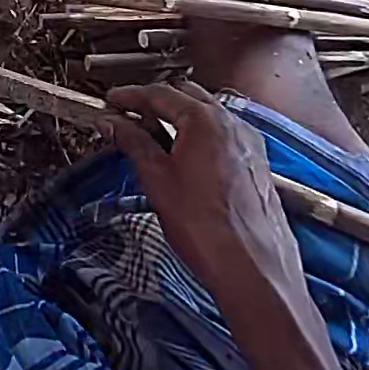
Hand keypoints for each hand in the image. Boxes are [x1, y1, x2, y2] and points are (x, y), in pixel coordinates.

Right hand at [103, 82, 304, 289]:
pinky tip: (182, 156)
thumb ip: (131, 140)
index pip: (159, 92)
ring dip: (177, 117)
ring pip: (206, 115)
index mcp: (206, 121)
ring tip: (151, 135)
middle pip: (186, 96)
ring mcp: (250, 146)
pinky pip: (222, 136)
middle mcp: (233, 125)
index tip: (111, 101)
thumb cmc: (203, 226)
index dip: (129, 95)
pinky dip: (198, 135)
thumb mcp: (156, 177)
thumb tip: (111, 121)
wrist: (254, 276)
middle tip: (128, 114)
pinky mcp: (258, 168)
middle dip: (155, 101)